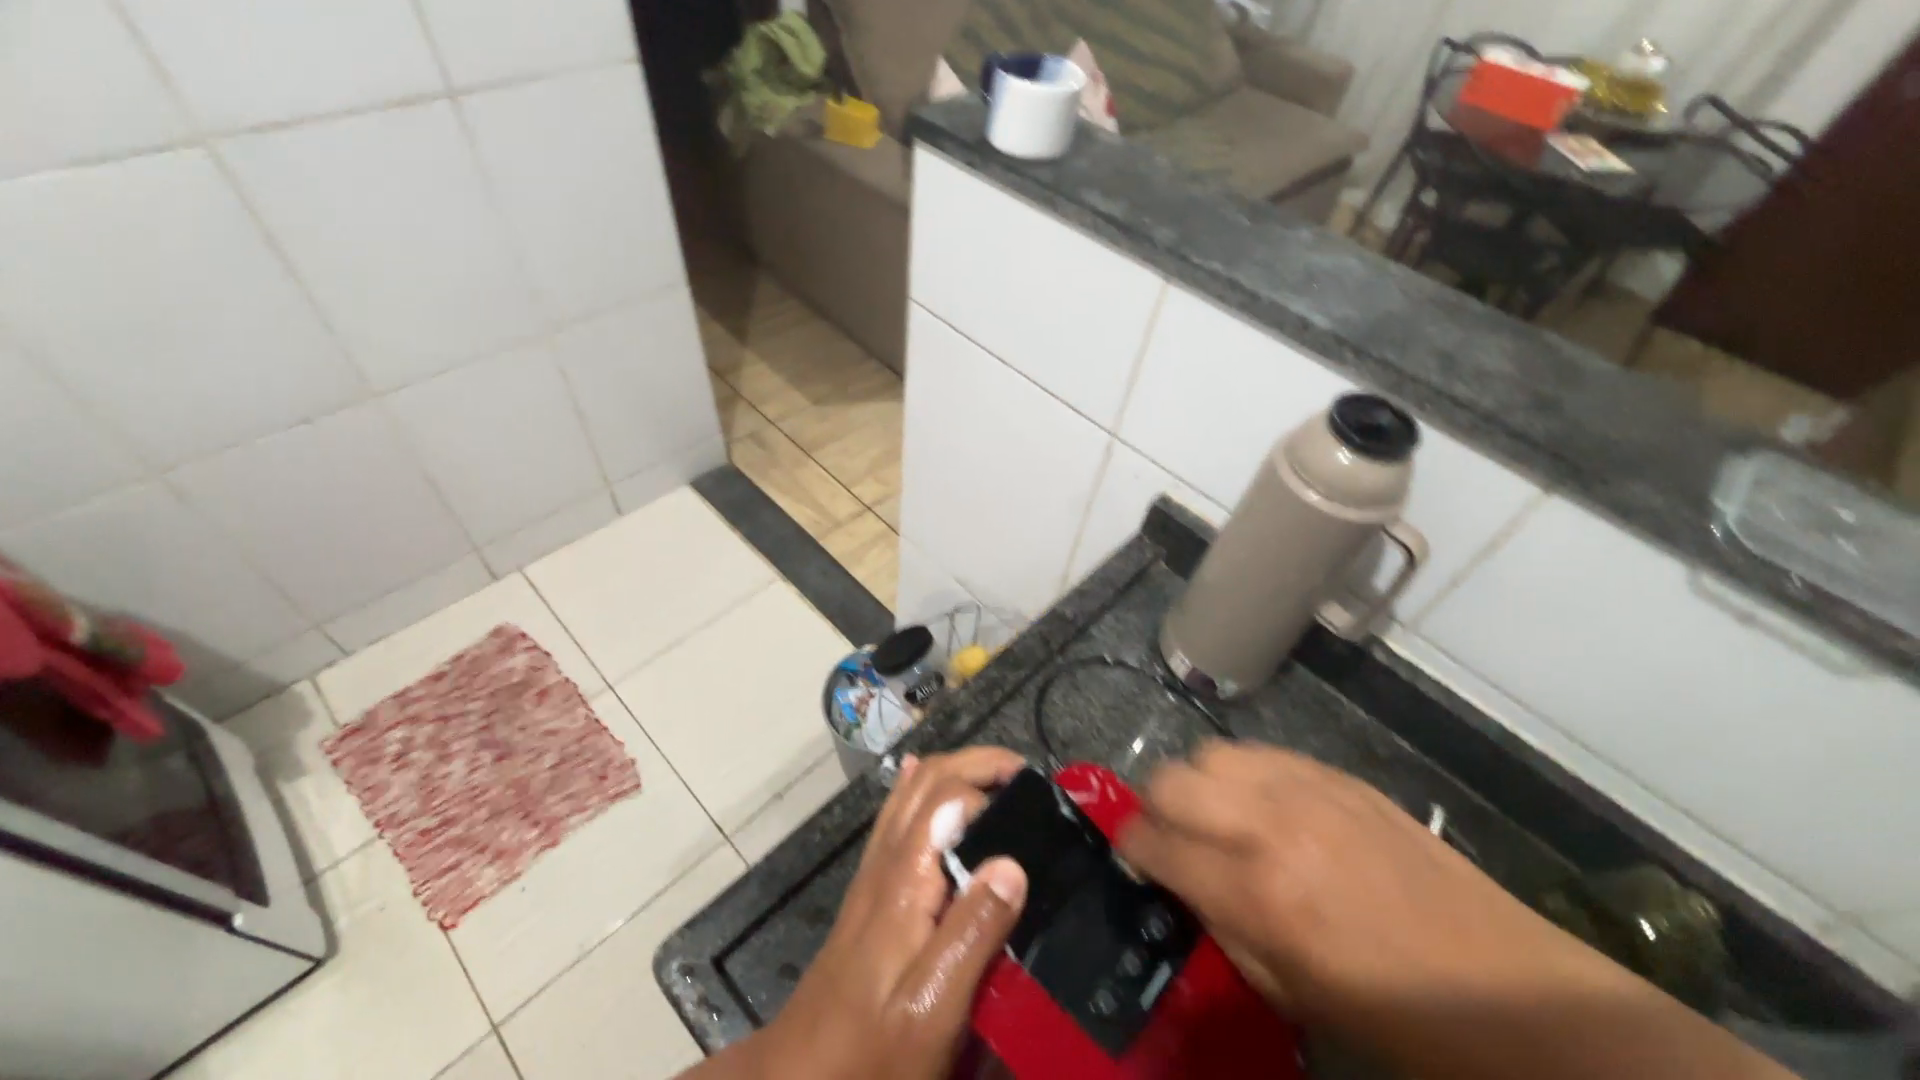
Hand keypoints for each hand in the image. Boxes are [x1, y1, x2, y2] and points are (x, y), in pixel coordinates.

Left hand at [742, 748, 1029, 1078]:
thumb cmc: (873, 1045)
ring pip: (908, 794)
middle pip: (925, 780)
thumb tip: (1012, 863)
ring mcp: (875, 874)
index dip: (991, 784)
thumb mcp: (933, 1005)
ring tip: (1001, 782)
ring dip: (954, 773)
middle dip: (976, 762)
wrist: (806, 1070)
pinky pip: (898, 820)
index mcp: (905, 878)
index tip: (1039, 799)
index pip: (946, 794)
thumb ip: (972, 932)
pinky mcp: (873, 893)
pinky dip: (925, 794)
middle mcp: (887, 861)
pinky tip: (938, 795)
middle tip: (1026, 775)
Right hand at [1117, 739, 1581, 1022]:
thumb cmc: (1389, 1011)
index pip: (1154, 841)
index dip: (1131, 848)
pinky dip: (1245, 774)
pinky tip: (1264, 807)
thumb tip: (1177, 882)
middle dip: (1154, 807)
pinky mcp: (1344, 778)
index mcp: (1257, 892)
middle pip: (1171, 778)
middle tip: (1169, 838)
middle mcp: (1274, 823)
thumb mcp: (1284, 989)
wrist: (1503, 985)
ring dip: (1198, 784)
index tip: (1134, 860)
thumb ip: (1218, 924)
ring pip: (1212, 752)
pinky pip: (1265, 754)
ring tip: (1216, 817)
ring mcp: (1312, 790)